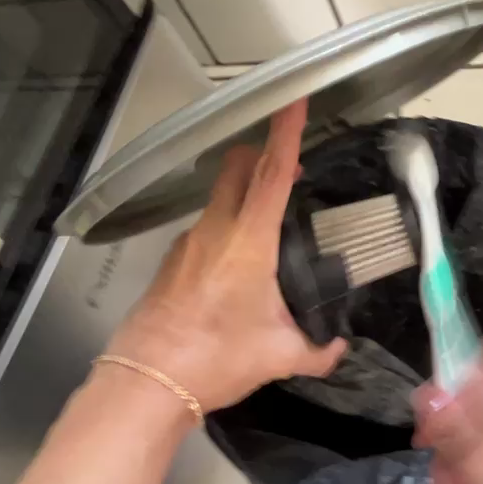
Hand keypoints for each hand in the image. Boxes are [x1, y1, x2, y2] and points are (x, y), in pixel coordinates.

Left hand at [103, 100, 345, 411]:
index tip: (294, 100)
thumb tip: (337, 348)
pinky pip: (206, 227)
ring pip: (221, 196)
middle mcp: (216, 229)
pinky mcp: (172, 260)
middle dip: (264, 154)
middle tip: (291, 168)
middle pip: (239, 167)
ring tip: (271, 230)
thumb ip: (317, 349)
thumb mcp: (279, 355)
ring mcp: (188, 242)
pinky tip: (238, 267)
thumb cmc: (216, 358)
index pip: (273, 172)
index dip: (287, 133)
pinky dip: (227, 228)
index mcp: (249, 240)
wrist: (146, 383)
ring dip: (245, 194)